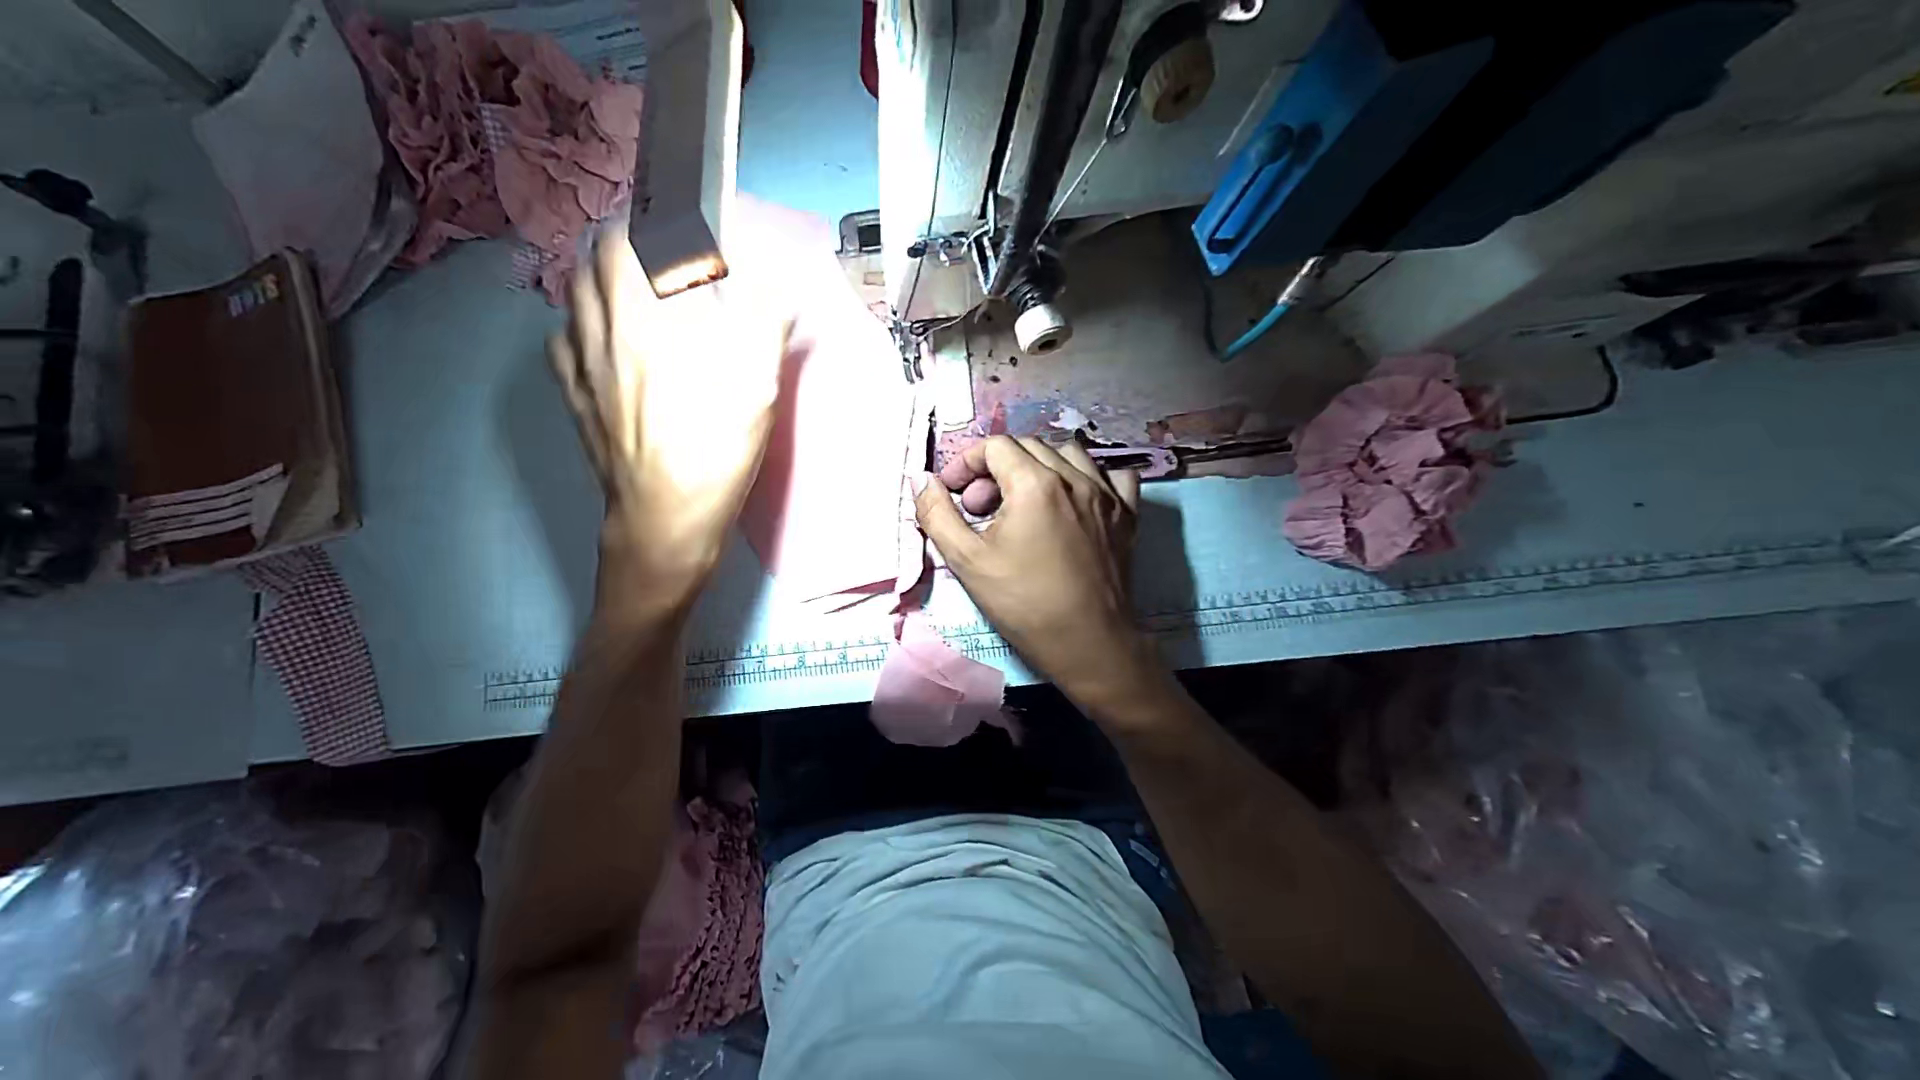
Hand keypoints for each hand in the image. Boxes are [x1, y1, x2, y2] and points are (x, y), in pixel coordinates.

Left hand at [549, 230, 791, 619]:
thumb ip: (764, 323)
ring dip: (598, 279)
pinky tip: (605, 344)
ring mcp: (577, 366)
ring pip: (573, 297)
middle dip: (624, 244)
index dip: (655, 222)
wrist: (664, 520)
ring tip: (631, 290)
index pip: (632, 240)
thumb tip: (773, 285)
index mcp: (645, 320)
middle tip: (659, 255)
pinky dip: (581, 326)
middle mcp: (599, 331)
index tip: (681, 226)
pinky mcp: (572, 398)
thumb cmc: (713, 452)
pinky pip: (561, 341)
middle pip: (593, 260)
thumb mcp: (756, 387)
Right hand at [914, 435, 1163, 714]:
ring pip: (1069, 453)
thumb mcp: (967, 561)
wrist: (1088, 644)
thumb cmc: (1024, 604)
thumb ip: (937, 514)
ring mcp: (1106, 494)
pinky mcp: (1127, 514)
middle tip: (981, 508)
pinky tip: (1075, 499)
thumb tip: (921, 480)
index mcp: (1034, 484)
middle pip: (1028, 446)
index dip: (965, 464)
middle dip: (996, 469)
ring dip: (1039, 466)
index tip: (953, 492)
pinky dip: (1090, 477)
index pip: (994, 446)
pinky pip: (1112, 475)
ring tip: (1024, 500)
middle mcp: (1074, 477)